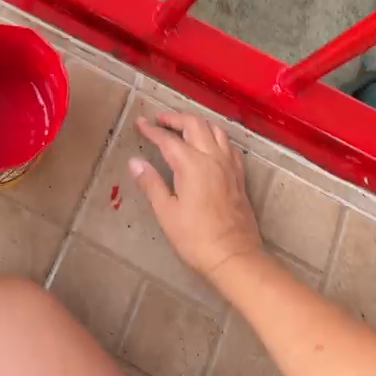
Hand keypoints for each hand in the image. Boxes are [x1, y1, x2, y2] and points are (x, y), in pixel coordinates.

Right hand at [130, 112, 263, 280]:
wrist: (234, 257)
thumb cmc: (196, 238)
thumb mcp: (166, 213)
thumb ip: (151, 183)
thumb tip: (135, 162)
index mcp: (192, 164)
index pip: (168, 139)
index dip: (152, 130)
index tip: (140, 123)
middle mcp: (213, 158)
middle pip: (195, 124)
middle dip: (175, 118)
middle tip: (159, 120)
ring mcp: (229, 165)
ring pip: (215, 130)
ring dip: (197, 123)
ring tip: (182, 127)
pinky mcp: (239, 176)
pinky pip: (228, 145)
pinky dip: (215, 136)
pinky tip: (208, 145)